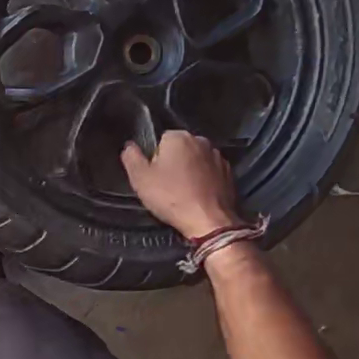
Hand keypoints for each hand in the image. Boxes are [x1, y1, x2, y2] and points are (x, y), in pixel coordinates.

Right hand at [121, 131, 242, 239]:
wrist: (210, 221)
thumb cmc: (171, 197)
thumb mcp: (140, 178)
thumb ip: (131, 157)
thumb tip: (129, 146)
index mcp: (178, 136)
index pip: (160, 140)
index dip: (154, 158)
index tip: (154, 176)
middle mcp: (201, 140)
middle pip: (179, 148)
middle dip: (173, 162)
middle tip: (166, 186)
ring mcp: (218, 156)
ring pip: (196, 160)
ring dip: (190, 170)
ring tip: (183, 192)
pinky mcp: (229, 173)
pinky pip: (210, 172)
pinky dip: (204, 180)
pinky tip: (199, 195)